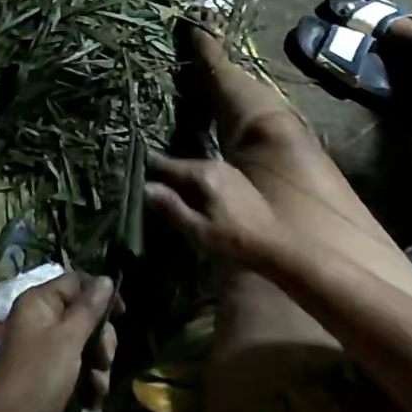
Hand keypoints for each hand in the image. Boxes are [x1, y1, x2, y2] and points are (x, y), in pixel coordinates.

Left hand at [0, 272, 116, 411]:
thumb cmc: (38, 378)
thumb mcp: (68, 339)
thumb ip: (89, 308)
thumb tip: (106, 279)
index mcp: (38, 302)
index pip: (76, 282)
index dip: (100, 294)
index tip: (121, 314)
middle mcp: (41, 320)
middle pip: (84, 314)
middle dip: (101, 338)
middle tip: (105, 359)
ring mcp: (45, 349)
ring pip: (85, 344)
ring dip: (98, 365)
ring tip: (97, 386)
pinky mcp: (50, 375)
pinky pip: (78, 367)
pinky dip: (88, 381)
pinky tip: (92, 398)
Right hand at [144, 154, 286, 268]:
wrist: (281, 245)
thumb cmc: (236, 241)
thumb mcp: (198, 231)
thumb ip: (172, 207)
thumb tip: (145, 188)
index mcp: (203, 173)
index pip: (166, 165)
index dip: (148, 170)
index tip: (130, 175)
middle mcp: (216, 165)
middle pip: (181, 167)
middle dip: (163, 176)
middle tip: (144, 187)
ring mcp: (230, 172)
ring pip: (195, 172)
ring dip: (180, 181)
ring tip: (164, 194)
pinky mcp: (239, 183)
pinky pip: (208, 179)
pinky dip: (195, 186)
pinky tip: (191, 200)